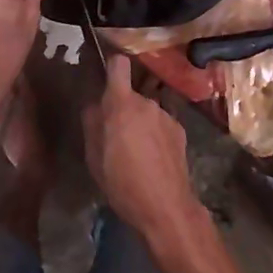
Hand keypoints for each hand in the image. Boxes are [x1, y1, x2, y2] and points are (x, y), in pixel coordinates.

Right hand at [83, 54, 204, 236]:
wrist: (165, 207)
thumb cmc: (122, 182)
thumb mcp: (94, 156)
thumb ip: (92, 122)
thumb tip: (94, 104)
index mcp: (121, 103)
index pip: (118, 64)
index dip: (111, 66)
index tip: (106, 76)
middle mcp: (146, 101)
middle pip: (131, 93)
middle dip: (123, 106)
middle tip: (115, 133)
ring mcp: (166, 114)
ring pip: (146, 109)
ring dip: (140, 121)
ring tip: (136, 150)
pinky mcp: (180, 129)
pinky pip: (160, 123)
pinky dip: (155, 133)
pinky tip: (154, 157)